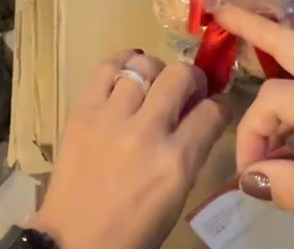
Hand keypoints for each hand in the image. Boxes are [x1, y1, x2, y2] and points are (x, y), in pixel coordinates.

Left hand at [31, 50, 228, 248]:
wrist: (74, 243)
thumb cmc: (132, 230)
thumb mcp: (175, 196)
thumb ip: (189, 151)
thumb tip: (197, 114)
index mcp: (175, 164)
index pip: (211, 112)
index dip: (220, 104)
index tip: (215, 104)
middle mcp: (146, 132)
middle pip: (180, 76)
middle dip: (192, 78)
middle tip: (188, 89)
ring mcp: (111, 117)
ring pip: (144, 64)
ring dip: (156, 70)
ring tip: (153, 82)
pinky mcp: (82, 110)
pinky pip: (106, 67)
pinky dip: (122, 63)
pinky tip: (128, 72)